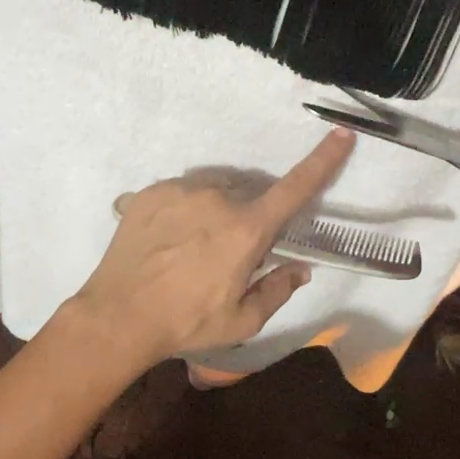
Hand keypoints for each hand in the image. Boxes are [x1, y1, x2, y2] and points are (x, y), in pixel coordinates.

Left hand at [69, 129, 355, 363]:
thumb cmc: (186, 324)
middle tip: (230, 254)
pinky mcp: (150, 193)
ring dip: (217, 209)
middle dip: (250, 217)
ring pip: (214, 189)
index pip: (295, 188)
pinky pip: (181, 192)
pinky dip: (185, 210)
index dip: (323, 161)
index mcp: (246, 229)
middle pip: (249, 195)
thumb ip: (277, 290)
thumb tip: (300, 268)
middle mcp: (216, 199)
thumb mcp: (242, 322)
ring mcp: (180, 191)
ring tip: (195, 247)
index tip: (341, 135)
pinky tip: (171, 241)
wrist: (118, 317)